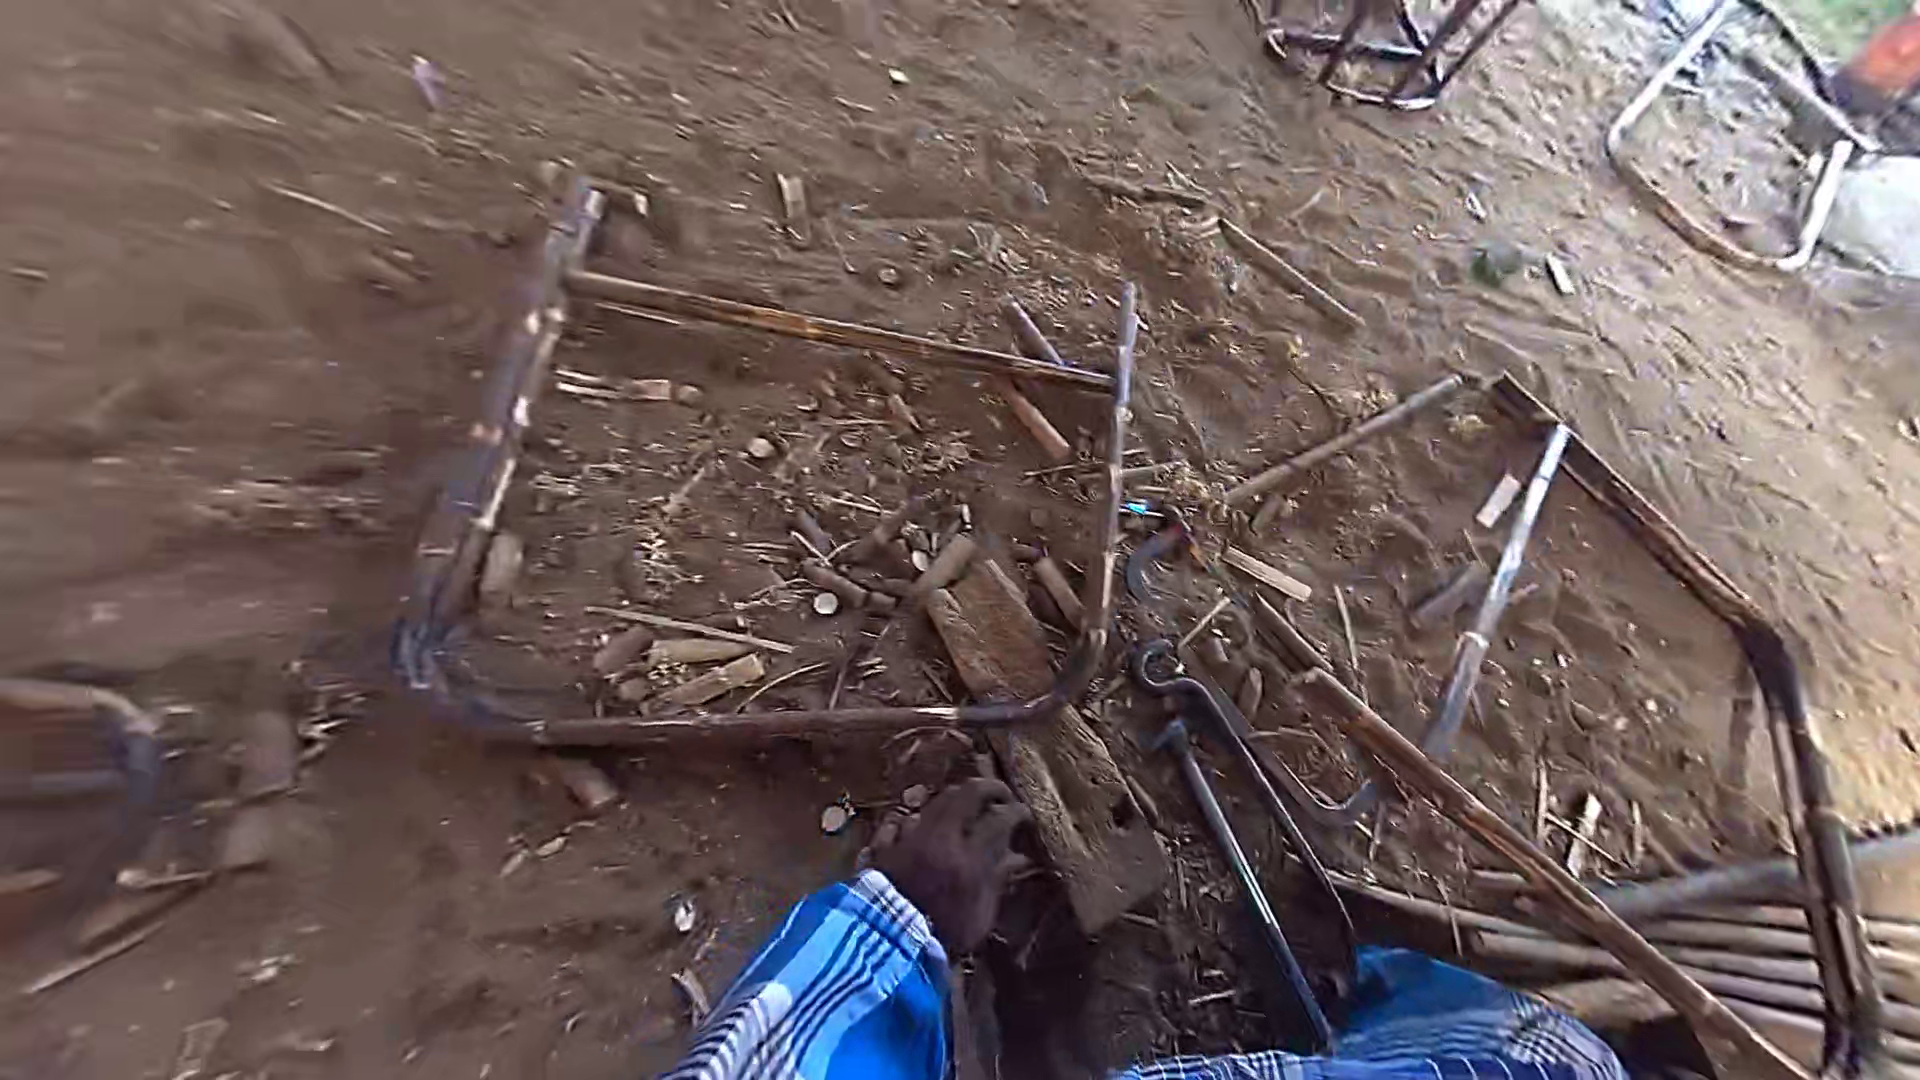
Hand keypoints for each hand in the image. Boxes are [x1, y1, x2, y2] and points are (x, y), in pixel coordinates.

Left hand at [869, 779, 1030, 953]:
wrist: (886, 947)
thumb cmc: (941, 937)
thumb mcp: (979, 917)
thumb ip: (997, 881)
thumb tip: (1018, 858)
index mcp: (969, 857)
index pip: (1000, 819)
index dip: (1016, 812)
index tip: (1024, 813)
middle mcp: (941, 836)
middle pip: (969, 793)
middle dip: (990, 788)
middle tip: (1002, 795)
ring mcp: (912, 834)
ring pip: (938, 799)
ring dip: (957, 797)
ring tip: (969, 805)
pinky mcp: (889, 840)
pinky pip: (906, 817)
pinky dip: (919, 818)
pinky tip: (926, 825)